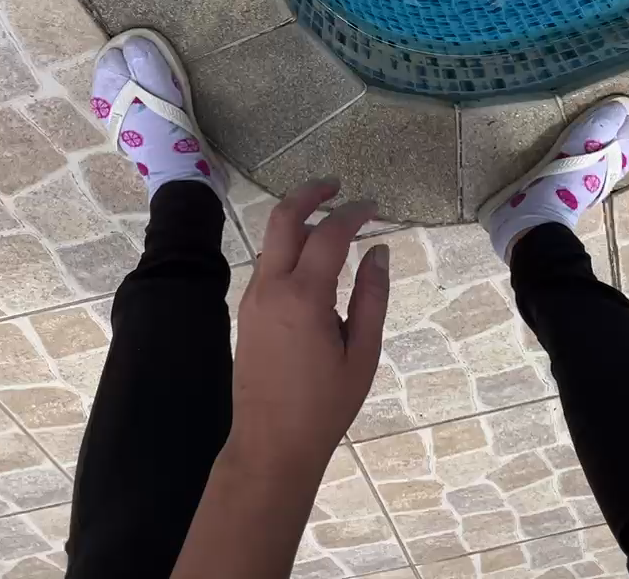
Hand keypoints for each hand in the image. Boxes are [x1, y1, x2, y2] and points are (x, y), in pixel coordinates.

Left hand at [227, 179, 390, 480]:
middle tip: (337, 185)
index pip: (330, 234)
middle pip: (284, 217)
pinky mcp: (248, 308)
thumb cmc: (324, 405)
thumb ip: (372, 297)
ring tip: (331, 221)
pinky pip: (268, 261)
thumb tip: (380, 250)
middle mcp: (272, 287)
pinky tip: (312, 258)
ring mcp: (254, 296)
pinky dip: (289, 245)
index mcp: (304, 297)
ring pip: (273, 238)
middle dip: (310, 192)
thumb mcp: (362, 353)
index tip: (374, 206)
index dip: (354, 212)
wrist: (269, 445)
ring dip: (299, 219)